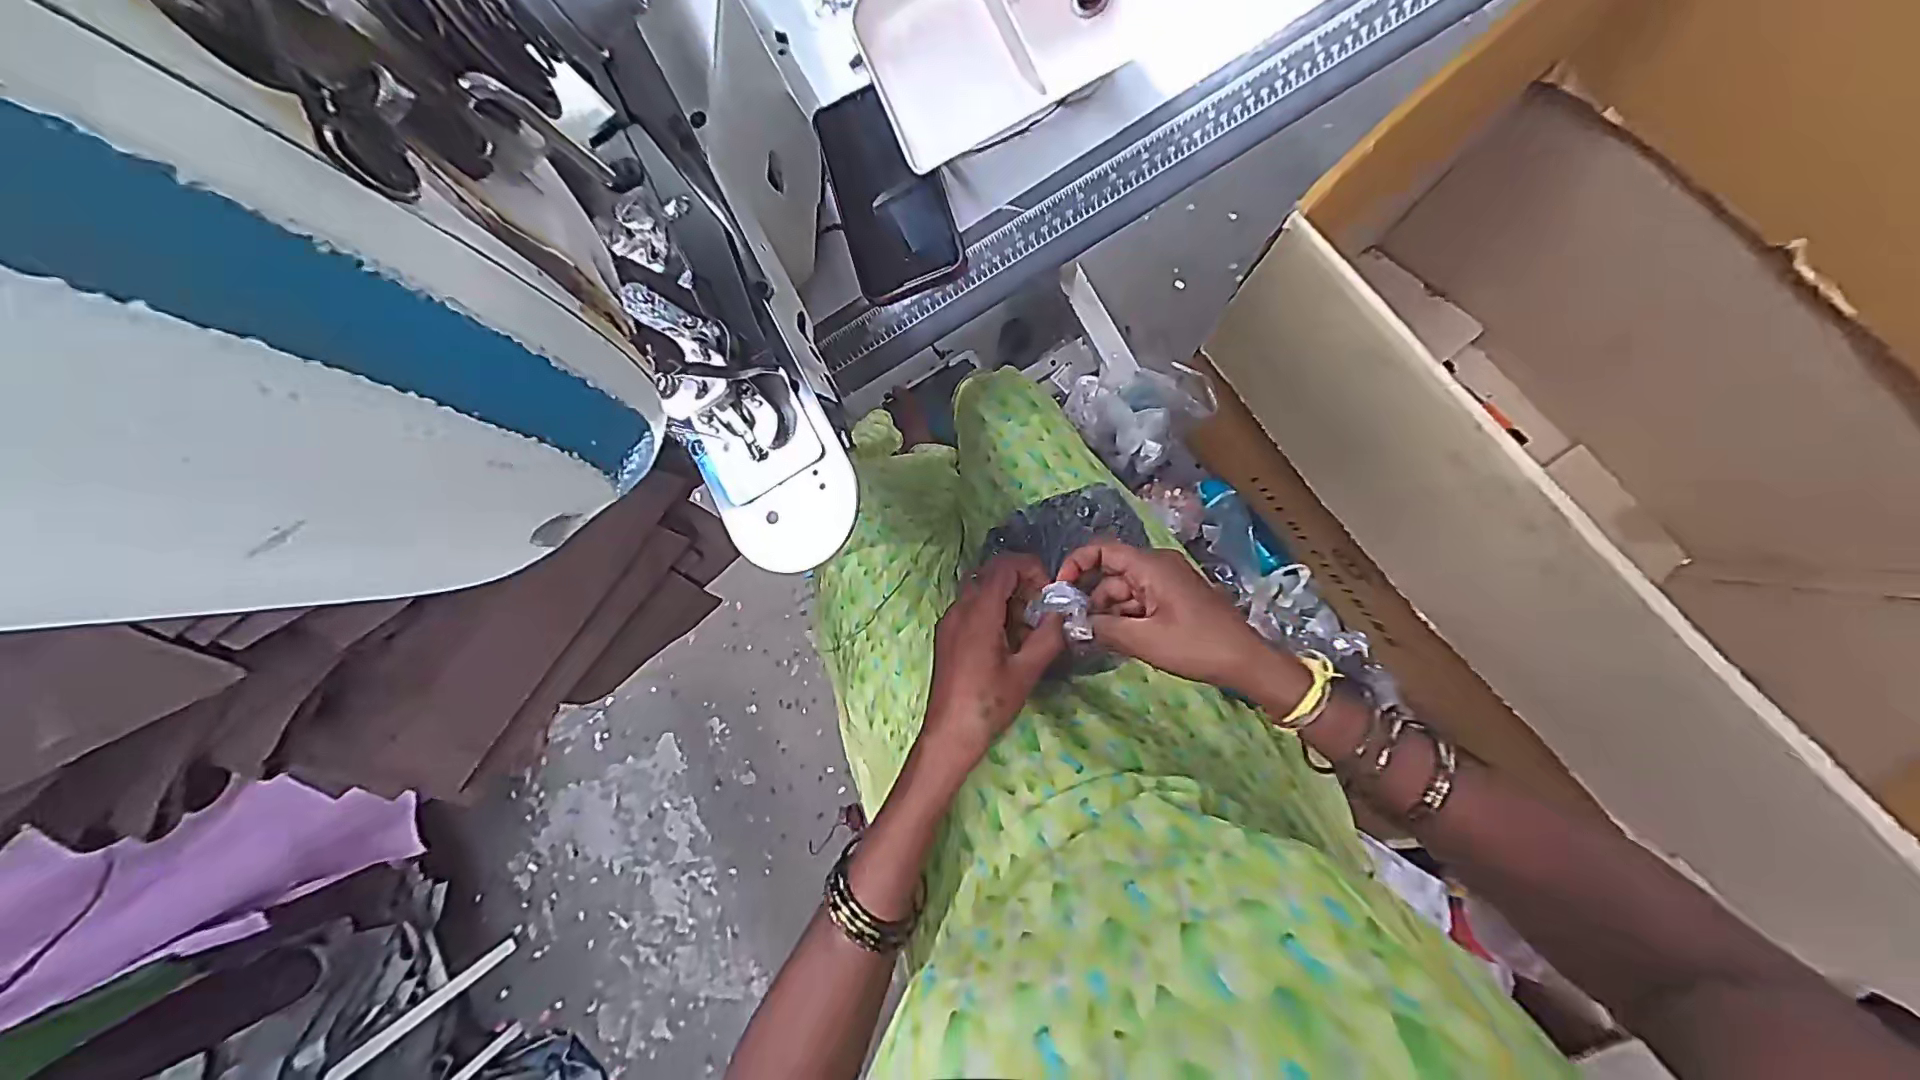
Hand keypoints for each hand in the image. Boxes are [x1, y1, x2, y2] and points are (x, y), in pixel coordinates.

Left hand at [922, 555, 1066, 761]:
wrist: (949, 733)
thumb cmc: (988, 703)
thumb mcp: (1027, 671)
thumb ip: (1049, 637)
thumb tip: (1063, 614)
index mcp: (978, 612)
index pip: (1004, 566)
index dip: (1030, 569)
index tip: (1047, 593)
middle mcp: (958, 609)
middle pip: (992, 575)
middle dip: (1021, 585)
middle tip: (1040, 614)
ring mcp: (949, 622)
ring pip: (981, 592)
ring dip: (1007, 600)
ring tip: (1026, 633)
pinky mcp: (947, 636)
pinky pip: (971, 609)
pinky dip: (993, 613)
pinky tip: (1006, 644)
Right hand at [1057, 540, 1277, 691]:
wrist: (1247, 661)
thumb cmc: (1196, 645)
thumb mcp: (1143, 640)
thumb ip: (1103, 628)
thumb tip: (1073, 624)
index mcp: (1151, 565)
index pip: (1102, 550)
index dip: (1076, 565)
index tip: (1061, 589)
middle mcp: (1158, 566)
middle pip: (1111, 574)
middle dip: (1091, 598)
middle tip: (1075, 626)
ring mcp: (1168, 582)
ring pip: (1124, 591)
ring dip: (1108, 612)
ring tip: (1097, 639)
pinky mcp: (1175, 598)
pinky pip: (1140, 601)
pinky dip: (1126, 617)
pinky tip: (1119, 640)